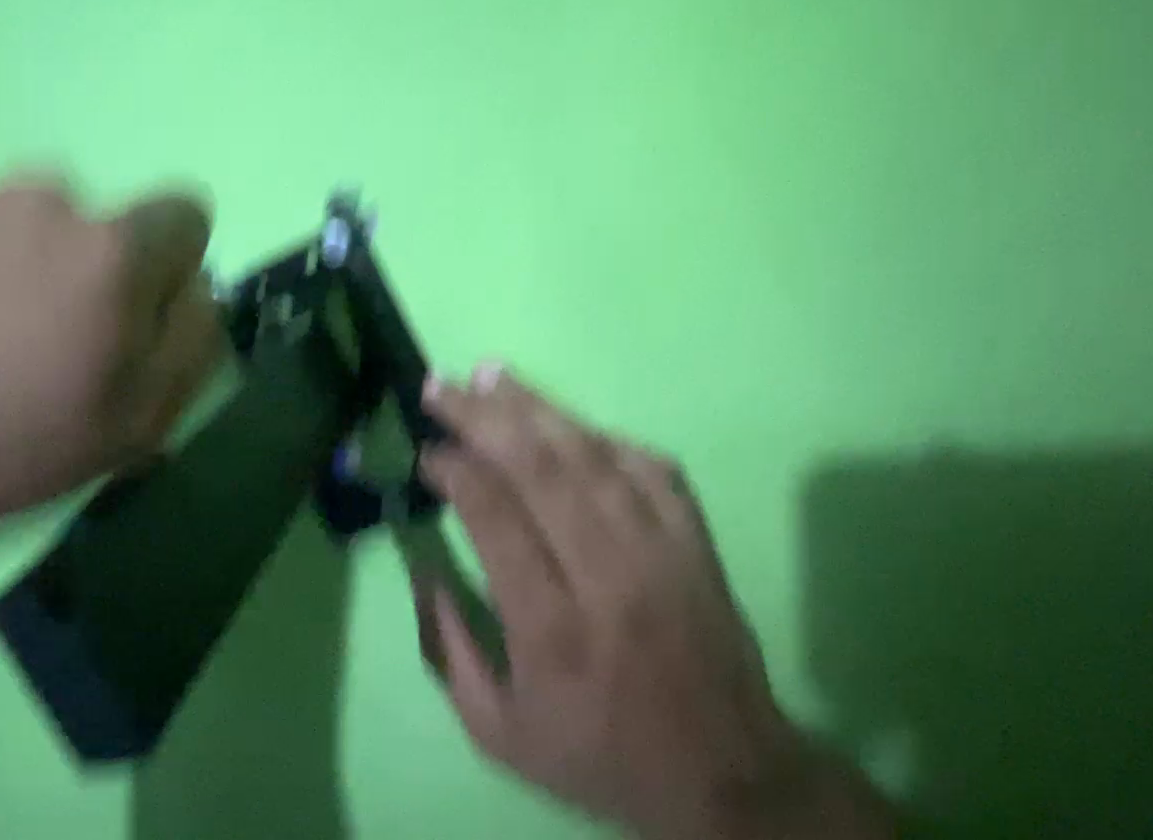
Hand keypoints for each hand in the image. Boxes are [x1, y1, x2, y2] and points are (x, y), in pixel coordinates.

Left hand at [0, 173, 226, 542]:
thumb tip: (200, 296)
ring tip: (11, 371)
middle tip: (74, 371)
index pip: (190, 217)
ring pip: (63, 250)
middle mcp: (51, 201)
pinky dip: (6, 295)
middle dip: (119, 291)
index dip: (179, 280)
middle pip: (124, 238)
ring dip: (61, 296)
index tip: (139, 338)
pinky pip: (5, 256)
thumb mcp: (133, 422)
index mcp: (112, 242)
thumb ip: (193, 347)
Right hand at [416, 365, 886, 838]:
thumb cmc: (601, 756)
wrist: (729, 776)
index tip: (426, 452)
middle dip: (481, 417)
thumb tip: (424, 570)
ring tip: (490, 375)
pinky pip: (648, 465)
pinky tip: (567, 421)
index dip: (455, 470)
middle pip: (539, 468)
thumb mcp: (499, 733)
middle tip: (439, 387)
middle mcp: (607, 575)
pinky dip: (602, 435)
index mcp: (552, 628)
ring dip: (535, 407)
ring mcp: (661, 550)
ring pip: (591, 454)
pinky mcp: (696, 540)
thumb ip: (449, 650)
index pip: (495, 516)